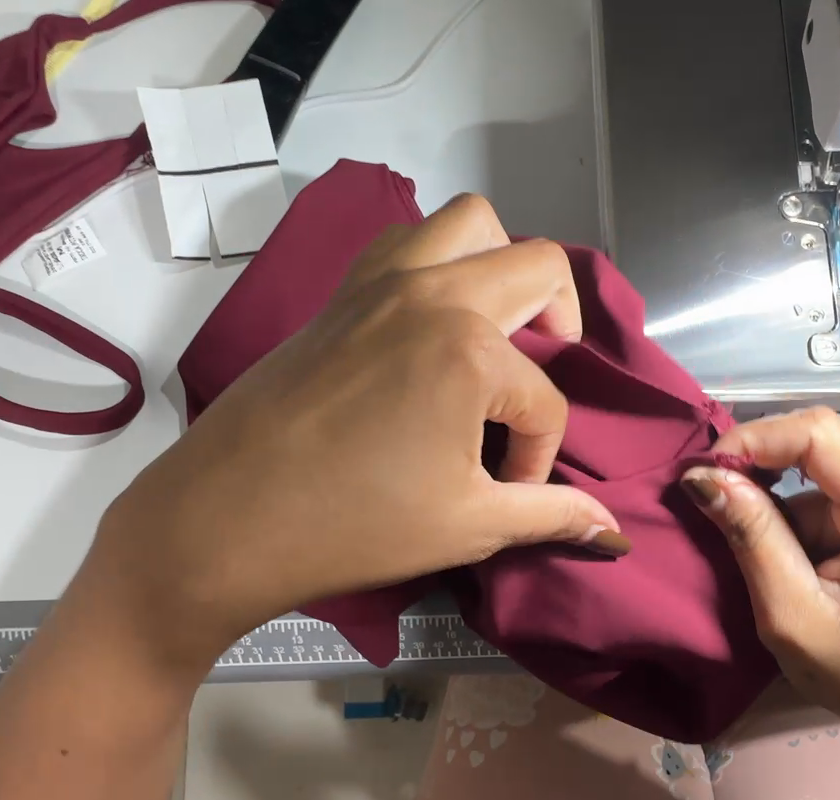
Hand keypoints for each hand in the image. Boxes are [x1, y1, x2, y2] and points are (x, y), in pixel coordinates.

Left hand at [83, 194, 625, 673]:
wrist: (225, 521)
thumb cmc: (355, 527)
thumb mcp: (470, 526)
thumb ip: (553, 517)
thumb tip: (614, 535)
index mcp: (470, 351)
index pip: (545, 400)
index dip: (539, 457)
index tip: (507, 493)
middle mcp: (433, 292)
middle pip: (538, 270)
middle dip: (560, 327)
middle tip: (534, 388)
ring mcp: (380, 280)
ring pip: (472, 224)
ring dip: (503, 267)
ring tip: (495, 332)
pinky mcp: (341, 290)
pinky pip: (407, 238)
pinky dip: (440, 260)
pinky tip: (432, 324)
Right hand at [682, 408, 839, 751]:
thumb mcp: (792, 616)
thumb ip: (753, 538)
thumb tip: (704, 476)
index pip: (820, 436)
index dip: (754, 440)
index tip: (704, 474)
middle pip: (823, 438)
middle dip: (760, 462)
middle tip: (714, 499)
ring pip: (824, 455)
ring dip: (777, 488)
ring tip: (754, 537)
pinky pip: (835, 477)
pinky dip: (798, 502)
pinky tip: (788, 544)